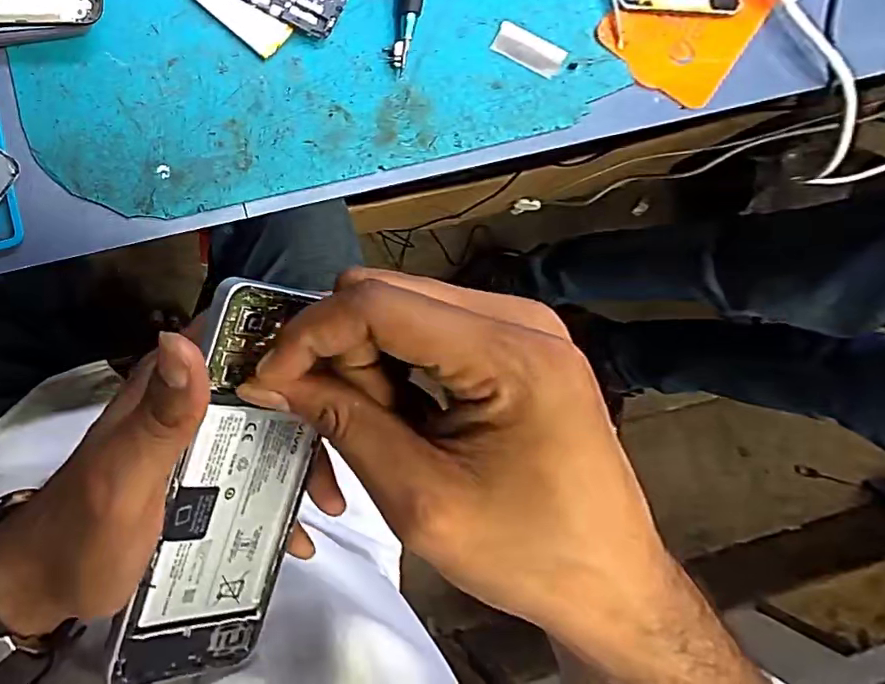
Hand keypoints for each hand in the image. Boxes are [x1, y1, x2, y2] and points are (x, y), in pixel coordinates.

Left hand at [0, 330, 346, 636]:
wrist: (50, 582)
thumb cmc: (84, 527)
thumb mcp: (124, 473)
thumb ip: (158, 414)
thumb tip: (181, 338)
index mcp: (161, 386)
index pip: (223, 338)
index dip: (275, 341)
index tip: (330, 363)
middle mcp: (177, 403)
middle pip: (253, 387)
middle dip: (302, 412)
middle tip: (337, 457)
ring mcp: (186, 441)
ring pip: (255, 429)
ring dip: (294, 456)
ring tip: (326, 502)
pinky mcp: (191, 477)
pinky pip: (245, 470)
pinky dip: (274, 490)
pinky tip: (295, 530)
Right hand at [237, 269, 757, 681]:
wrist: (616, 590)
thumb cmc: (531, 556)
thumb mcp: (420, 500)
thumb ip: (341, 423)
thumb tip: (268, 378)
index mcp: (511, 354)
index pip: (376, 304)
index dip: (309, 334)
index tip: (269, 378)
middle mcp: (515, 316)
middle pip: (378, 293)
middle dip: (334, 348)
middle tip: (324, 410)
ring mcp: (513, 320)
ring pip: (387, 303)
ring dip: (355, 357)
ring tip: (367, 420)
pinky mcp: (503, 335)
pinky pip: (412, 322)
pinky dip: (381, 360)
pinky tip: (390, 409)